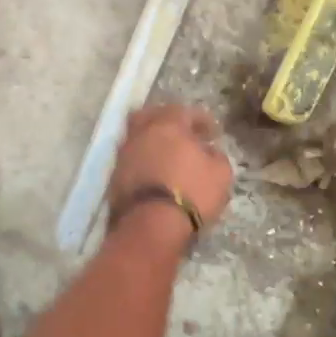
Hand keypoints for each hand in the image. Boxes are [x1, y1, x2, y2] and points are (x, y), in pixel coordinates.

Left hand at [110, 104, 233, 228]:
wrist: (151, 225)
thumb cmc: (192, 193)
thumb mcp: (220, 175)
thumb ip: (217, 156)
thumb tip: (209, 152)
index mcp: (168, 125)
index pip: (185, 111)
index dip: (202, 119)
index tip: (213, 132)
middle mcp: (142, 133)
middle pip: (151, 115)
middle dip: (167, 120)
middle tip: (181, 133)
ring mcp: (124, 154)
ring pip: (138, 137)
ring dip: (152, 142)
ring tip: (167, 156)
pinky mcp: (114, 176)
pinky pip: (132, 160)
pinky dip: (144, 161)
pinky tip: (155, 173)